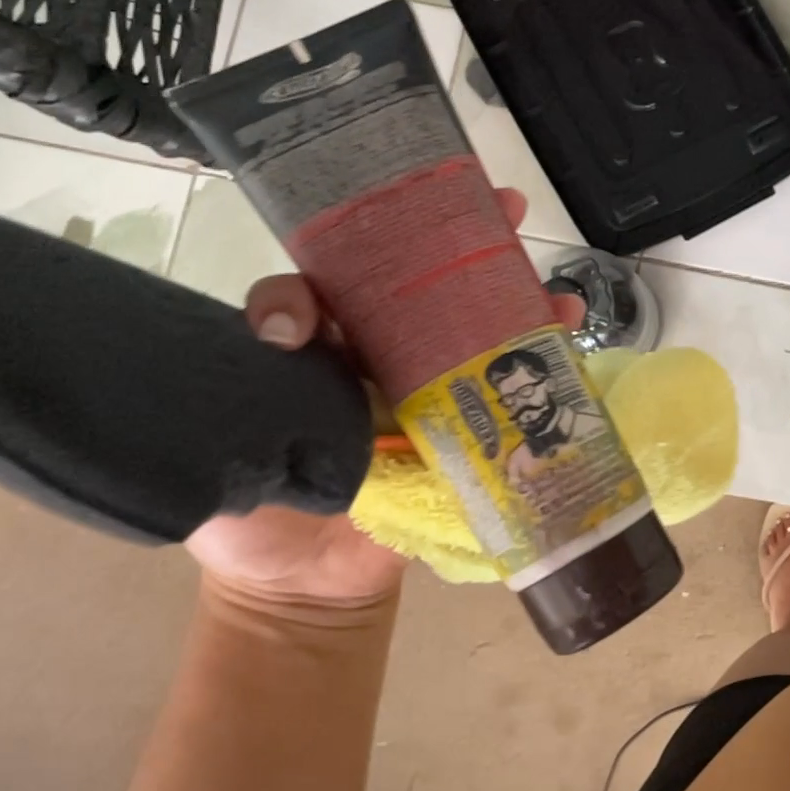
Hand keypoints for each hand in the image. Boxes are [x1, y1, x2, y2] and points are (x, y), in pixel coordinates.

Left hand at [185, 188, 585, 608]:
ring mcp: (431, 386)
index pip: (333, 284)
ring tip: (545, 265)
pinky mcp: (469, 425)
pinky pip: (510, 378)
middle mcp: (379, 354)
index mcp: (320, 349)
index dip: (344, 261)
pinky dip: (542, 346)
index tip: (345, 280)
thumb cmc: (256, 520)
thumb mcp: (222, 456)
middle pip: (423, 284)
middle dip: (465, 240)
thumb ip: (231, 399)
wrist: (311, 586)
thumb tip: (281, 336)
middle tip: (503, 204)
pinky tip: (567, 319)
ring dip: (517, 287)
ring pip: (476, 322)